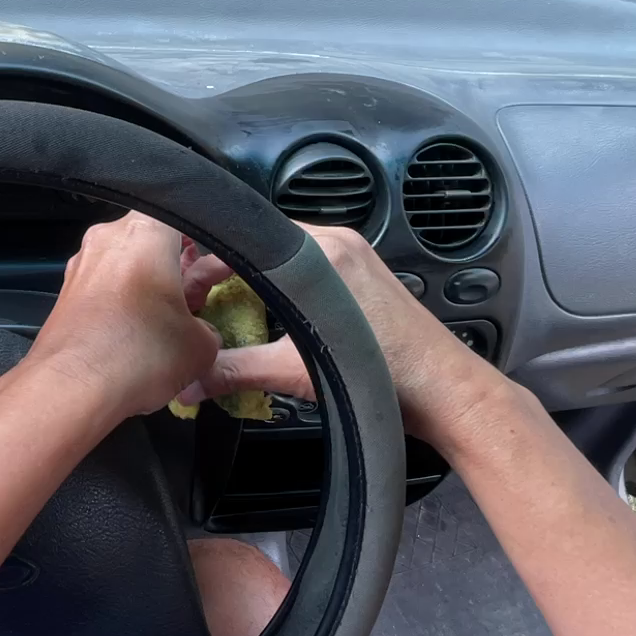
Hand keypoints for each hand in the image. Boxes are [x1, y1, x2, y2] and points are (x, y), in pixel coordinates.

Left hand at [19, 212, 221, 421]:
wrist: (72, 388)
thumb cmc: (138, 352)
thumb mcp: (200, 346)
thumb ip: (207, 329)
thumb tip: (201, 334)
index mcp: (146, 231)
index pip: (180, 216)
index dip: (199, 240)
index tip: (208, 263)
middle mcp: (108, 237)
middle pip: (149, 239)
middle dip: (172, 265)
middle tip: (191, 297)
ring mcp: (82, 264)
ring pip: (123, 262)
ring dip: (145, 284)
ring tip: (163, 320)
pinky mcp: (65, 293)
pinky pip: (102, 286)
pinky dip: (119, 302)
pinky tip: (132, 334)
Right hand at [179, 224, 501, 446]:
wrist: (449, 394)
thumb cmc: (387, 375)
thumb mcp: (294, 372)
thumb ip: (234, 372)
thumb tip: (190, 383)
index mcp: (319, 252)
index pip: (242, 241)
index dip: (204, 267)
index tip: (186, 295)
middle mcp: (337, 242)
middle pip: (260, 243)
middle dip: (224, 269)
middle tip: (198, 299)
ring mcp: (355, 255)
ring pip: (283, 254)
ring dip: (252, 276)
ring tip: (227, 305)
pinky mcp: (365, 273)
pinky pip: (307, 265)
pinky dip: (280, 283)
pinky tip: (272, 310)